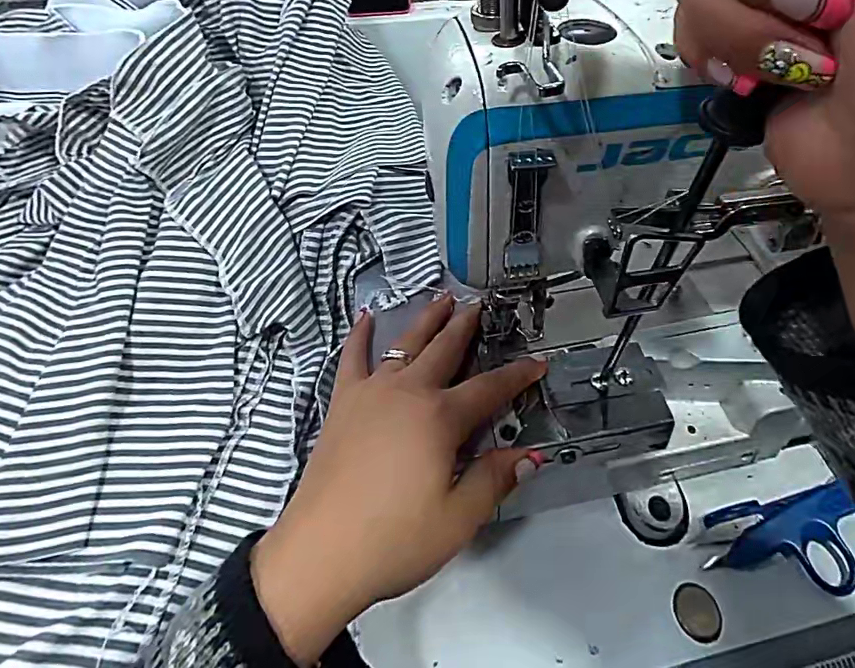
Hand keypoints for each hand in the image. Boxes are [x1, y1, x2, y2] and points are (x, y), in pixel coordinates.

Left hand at [250, 296, 546, 664]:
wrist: (318, 556)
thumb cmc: (392, 541)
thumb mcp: (457, 519)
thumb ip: (495, 480)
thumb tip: (530, 455)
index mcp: (441, 418)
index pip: (490, 388)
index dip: (517, 375)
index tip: (536, 363)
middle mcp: (409, 393)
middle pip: (446, 349)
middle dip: (467, 326)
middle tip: (479, 306)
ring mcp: (372, 393)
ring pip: (407, 344)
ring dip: (427, 320)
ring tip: (442, 298)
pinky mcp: (343, 403)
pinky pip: (353, 359)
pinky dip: (360, 336)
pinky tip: (365, 318)